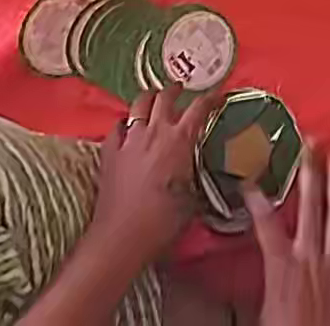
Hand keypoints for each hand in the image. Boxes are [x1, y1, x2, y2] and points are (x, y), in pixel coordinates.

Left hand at [88, 86, 226, 269]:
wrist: (121, 240)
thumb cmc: (162, 223)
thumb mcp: (192, 199)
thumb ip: (196, 175)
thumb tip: (201, 170)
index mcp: (179, 140)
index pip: (199, 108)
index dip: (211, 99)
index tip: (218, 96)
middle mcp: (155, 131)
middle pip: (165, 97)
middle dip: (175, 90)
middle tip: (181, 89)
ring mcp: (130, 140)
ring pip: (139, 104)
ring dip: (149, 98)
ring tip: (154, 98)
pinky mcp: (110, 152)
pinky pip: (117, 127)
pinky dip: (124, 123)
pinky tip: (127, 127)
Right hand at [247, 146, 329, 325]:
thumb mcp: (265, 316)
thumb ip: (261, 289)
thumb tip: (237, 284)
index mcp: (282, 269)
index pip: (264, 223)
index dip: (256, 199)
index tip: (250, 180)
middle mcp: (310, 260)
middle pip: (309, 205)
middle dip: (308, 171)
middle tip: (310, 142)